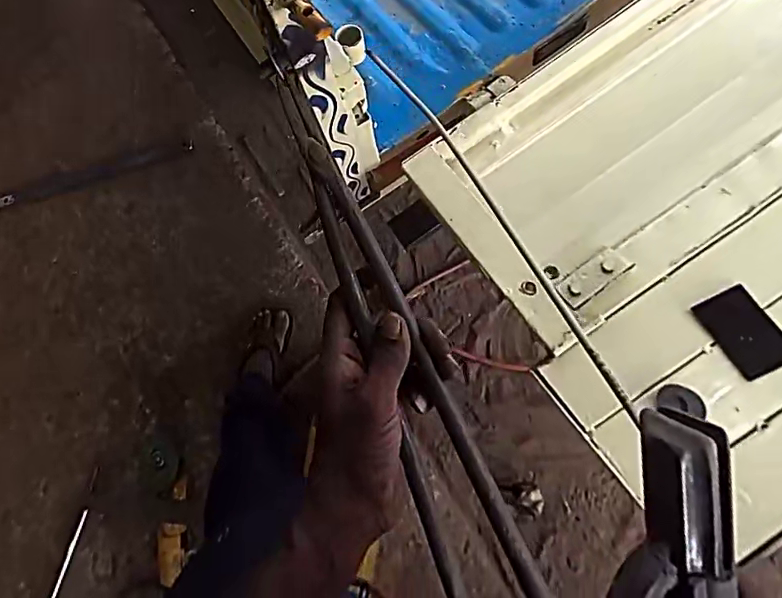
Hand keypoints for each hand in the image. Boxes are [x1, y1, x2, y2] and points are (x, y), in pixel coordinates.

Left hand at [307, 295, 410, 548]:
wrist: (357, 507)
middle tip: (434, 345)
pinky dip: (425, 380)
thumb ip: (387, 357)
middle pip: (384, 324)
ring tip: (441, 374)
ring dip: (424, 356)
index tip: (386, 275)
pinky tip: (430, 399)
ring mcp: (373, 382)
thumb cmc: (354, 456)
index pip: (343, 304)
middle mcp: (354, 363)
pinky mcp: (390, 401)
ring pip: (402, 349)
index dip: (360, 284)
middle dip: (412, 329)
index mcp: (340, 356)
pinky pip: (411, 375)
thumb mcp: (374, 401)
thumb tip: (394, 317)